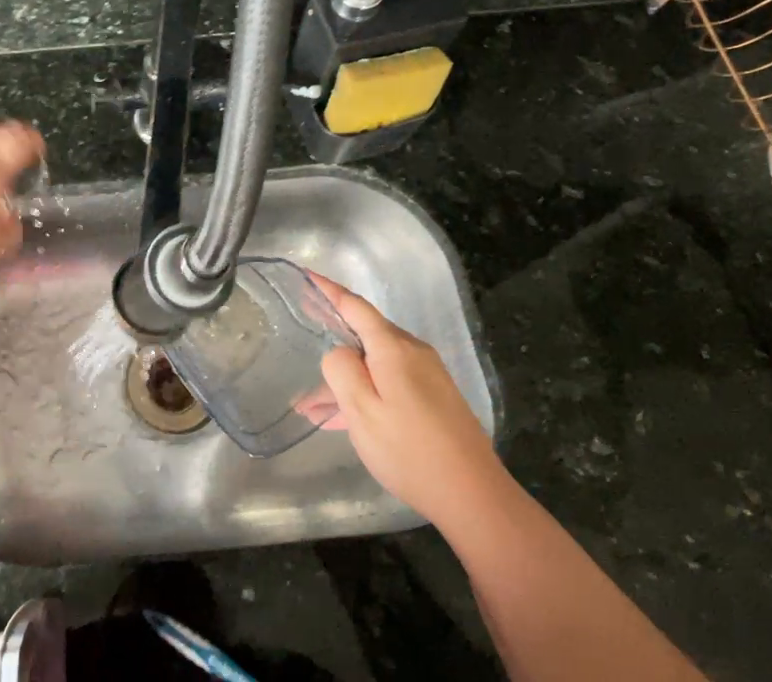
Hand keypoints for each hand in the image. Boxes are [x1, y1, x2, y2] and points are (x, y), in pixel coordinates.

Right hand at [314, 273, 503, 524]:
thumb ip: (341, 370)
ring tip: (311, 407)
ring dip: (345, 381)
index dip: (329, 290)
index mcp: (394, 349)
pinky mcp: (434, 398)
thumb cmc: (409, 451)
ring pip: (375, 365)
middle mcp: (414, 353)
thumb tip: (339, 351)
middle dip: (332, 346)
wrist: (472, 494)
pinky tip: (343, 419)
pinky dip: (364, 393)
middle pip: (365, 336)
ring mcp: (427, 375)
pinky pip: (389, 383)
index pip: (355, 306)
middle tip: (299, 350)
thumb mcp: (361, 411)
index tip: (306, 276)